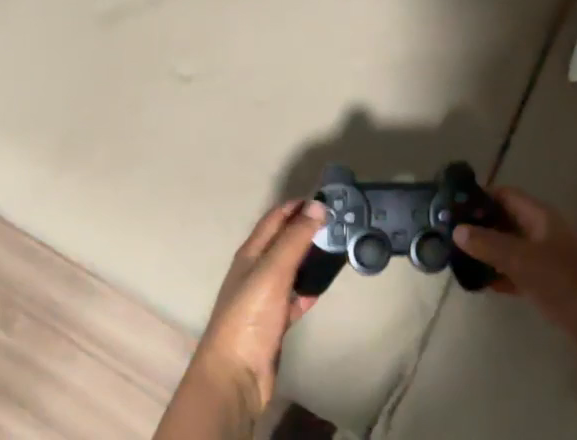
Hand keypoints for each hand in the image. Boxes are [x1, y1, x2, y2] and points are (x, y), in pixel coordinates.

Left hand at [190, 198, 329, 413]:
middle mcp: (256, 271)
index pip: (275, 218)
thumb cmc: (249, 317)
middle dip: (308, 229)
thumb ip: (294, 239)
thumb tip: (317, 205)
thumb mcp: (272, 272)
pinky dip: (310, 288)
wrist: (235, 376)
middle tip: (340, 223)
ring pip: (292, 268)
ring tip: (339, 249)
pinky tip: (325, 286)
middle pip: (284, 241)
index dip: (298, 206)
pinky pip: (296, 297)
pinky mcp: (275, 321)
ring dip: (311, 257)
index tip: (328, 199)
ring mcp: (265, 298)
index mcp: (250, 254)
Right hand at [453, 186, 576, 338]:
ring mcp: (544, 255)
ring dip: (488, 250)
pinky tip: (480, 282)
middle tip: (451, 233)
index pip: (506, 195)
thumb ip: (487, 243)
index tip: (455, 206)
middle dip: (480, 225)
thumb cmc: (559, 280)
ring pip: (509, 246)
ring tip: (459, 257)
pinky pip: (516, 268)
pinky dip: (499, 272)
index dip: (481, 197)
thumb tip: (457, 230)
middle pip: (506, 219)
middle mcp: (541, 230)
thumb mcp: (520, 259)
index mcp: (539, 216)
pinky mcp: (544, 279)